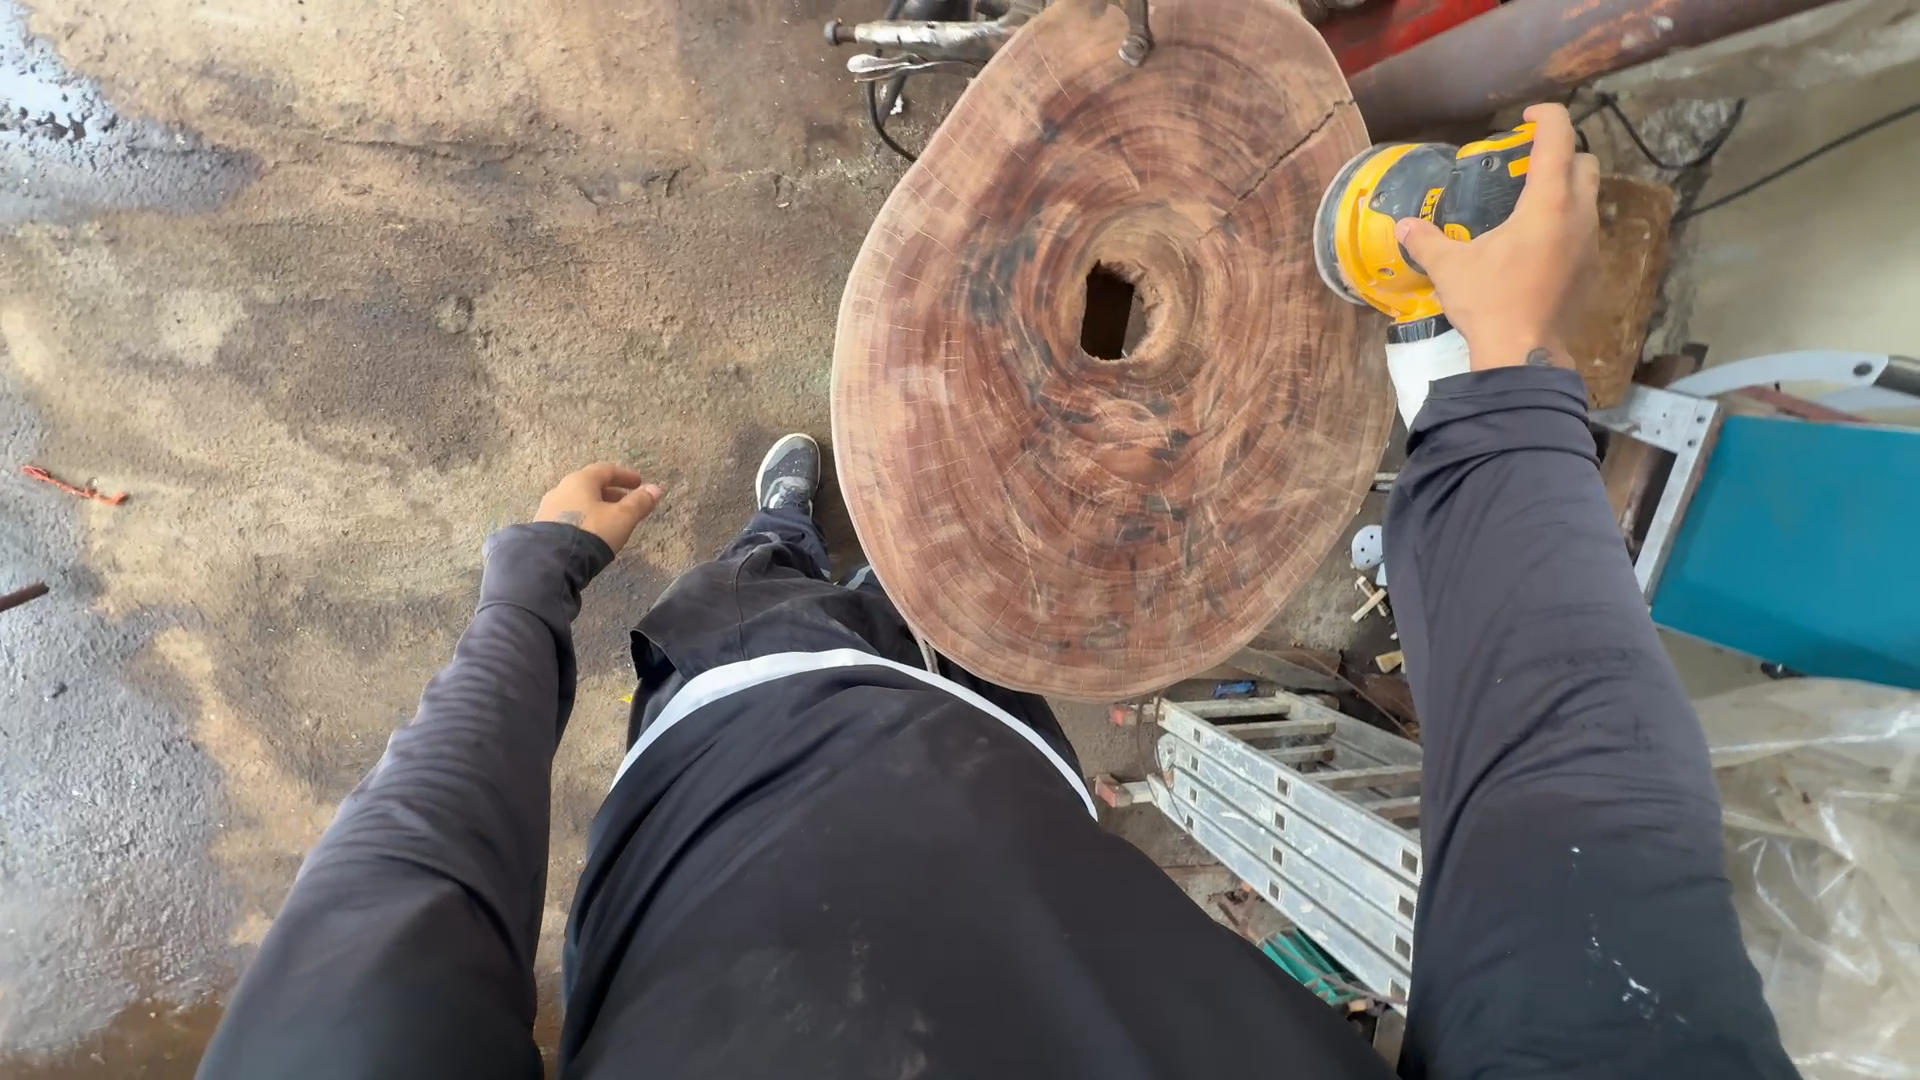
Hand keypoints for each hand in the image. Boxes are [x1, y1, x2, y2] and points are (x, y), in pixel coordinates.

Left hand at [534, 463, 663, 551]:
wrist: (553, 560)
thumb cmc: (592, 531)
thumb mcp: (622, 517)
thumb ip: (639, 502)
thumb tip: (656, 488)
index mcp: (581, 481)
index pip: (606, 470)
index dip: (625, 475)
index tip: (639, 483)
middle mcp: (562, 489)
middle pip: (591, 485)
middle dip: (612, 492)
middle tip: (628, 502)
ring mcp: (549, 508)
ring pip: (580, 501)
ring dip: (598, 506)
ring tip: (613, 519)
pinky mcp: (544, 527)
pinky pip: (570, 515)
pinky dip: (586, 518)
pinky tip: (594, 531)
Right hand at [1394, 102, 1600, 369]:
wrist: (1522, 349)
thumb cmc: (1488, 300)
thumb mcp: (1449, 270)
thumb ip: (1427, 242)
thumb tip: (1403, 226)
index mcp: (1547, 203)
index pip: (1558, 139)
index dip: (1547, 116)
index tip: (1528, 115)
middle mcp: (1578, 213)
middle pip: (1584, 163)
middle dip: (1561, 155)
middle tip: (1528, 167)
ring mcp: (1591, 241)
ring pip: (1588, 197)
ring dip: (1565, 191)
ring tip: (1529, 208)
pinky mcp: (1591, 267)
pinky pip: (1584, 231)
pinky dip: (1565, 225)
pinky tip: (1536, 248)